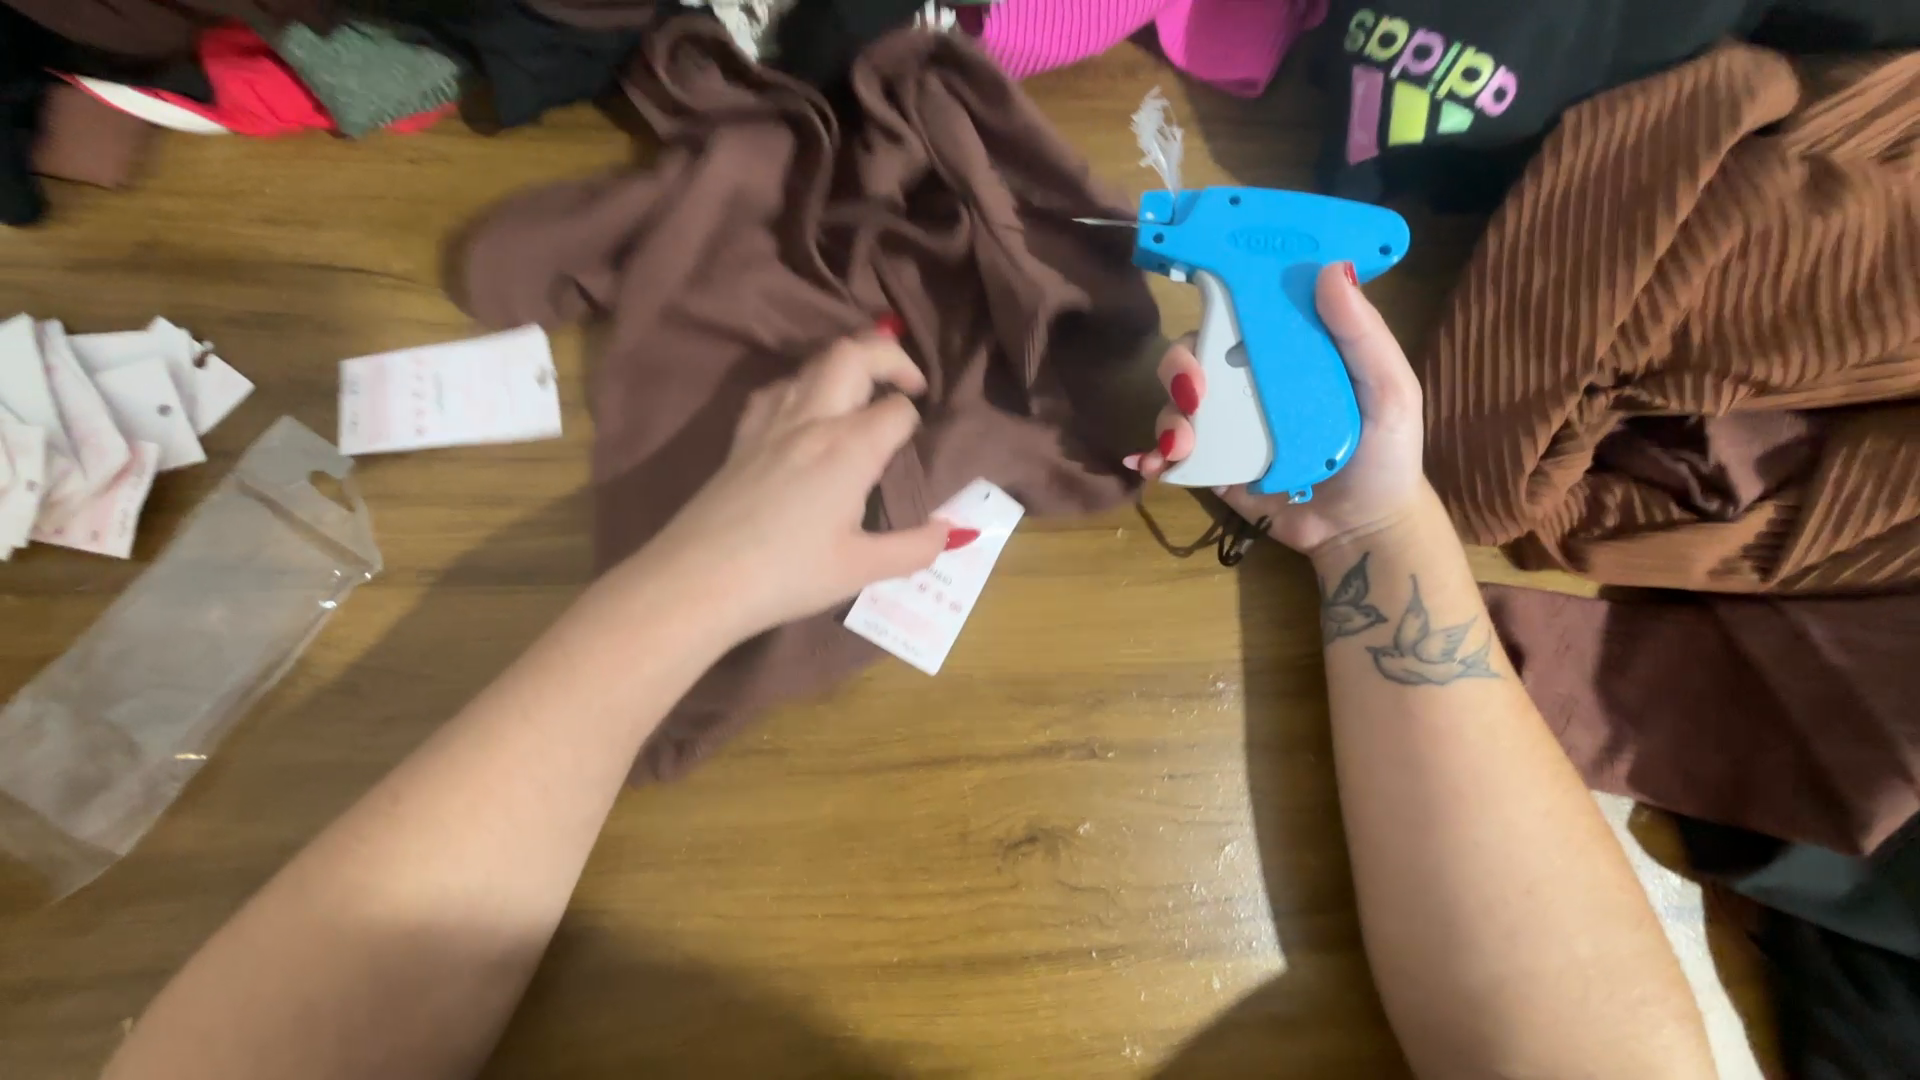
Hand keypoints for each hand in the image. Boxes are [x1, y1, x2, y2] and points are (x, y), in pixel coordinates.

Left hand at [632, 333, 968, 641]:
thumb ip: (913, 549)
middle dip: (891, 357)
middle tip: (909, 384)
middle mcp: (812, 420)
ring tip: (864, 393)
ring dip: (848, 365)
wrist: (699, 580)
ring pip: (815, 363)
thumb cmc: (787, 575)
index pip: (897, 410)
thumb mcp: (860, 570)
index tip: (919, 445)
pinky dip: (804, 385)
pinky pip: (779, 388)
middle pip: (855, 354)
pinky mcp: (742, 436)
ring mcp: (771, 422)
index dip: (916, 421)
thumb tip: (949, 533)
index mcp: (849, 449)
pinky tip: (806, 412)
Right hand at [1127, 262, 1427, 555]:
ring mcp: (1228, 427)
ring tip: (1180, 446)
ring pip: (1178, 405)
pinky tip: (1149, 464)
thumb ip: (1364, 336)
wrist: (1362, 532)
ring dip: (1168, 418)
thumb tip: (1330, 270)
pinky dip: (1154, 455)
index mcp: (1287, 355)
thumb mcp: (1391, 391)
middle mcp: (1249, 384)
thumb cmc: (1385, 456)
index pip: (1241, 316)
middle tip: (1192, 393)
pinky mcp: (1213, 467)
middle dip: (1179, 368)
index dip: (1216, 306)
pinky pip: (1174, 453)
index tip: (1203, 306)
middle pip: (1196, 357)